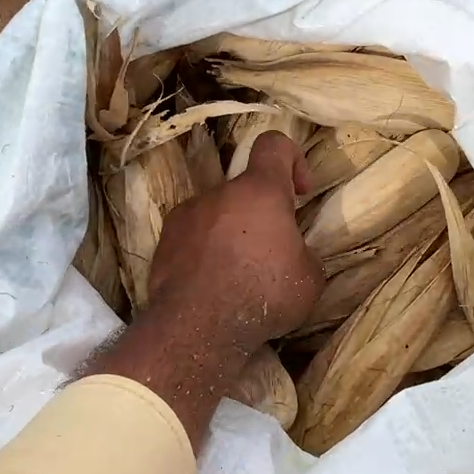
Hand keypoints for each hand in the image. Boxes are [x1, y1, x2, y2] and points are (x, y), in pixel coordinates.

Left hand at [144, 131, 322, 349]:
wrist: (198, 328)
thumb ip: (303, 252)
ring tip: (238, 275)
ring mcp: (186, 216)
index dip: (292, 159)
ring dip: (231, 234)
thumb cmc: (263, 294)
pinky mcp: (163, 242)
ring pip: (217, 214)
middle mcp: (220, 193)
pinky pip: (193, 237)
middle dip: (261, 215)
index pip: (274, 145)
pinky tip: (212, 285)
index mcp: (260, 191)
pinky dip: (205, 253)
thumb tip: (292, 253)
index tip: (299, 192)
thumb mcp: (310, 277)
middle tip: (271, 254)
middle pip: (246, 189)